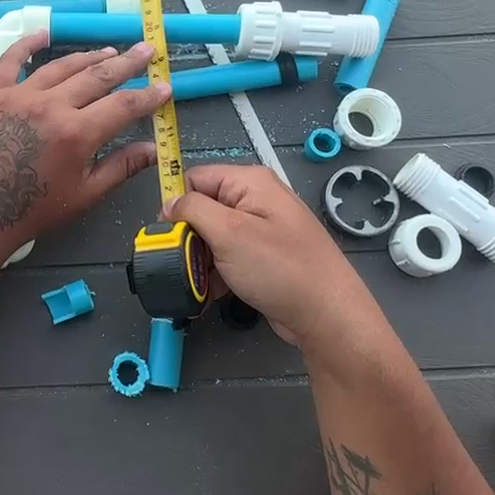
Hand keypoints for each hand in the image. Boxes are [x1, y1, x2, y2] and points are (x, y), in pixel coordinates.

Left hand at [0, 32, 170, 260]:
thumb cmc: (33, 211)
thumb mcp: (85, 195)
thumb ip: (121, 167)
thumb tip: (154, 149)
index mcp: (77, 133)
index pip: (124, 105)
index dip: (148, 95)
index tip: (165, 86)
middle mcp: (51, 106)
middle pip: (97, 76)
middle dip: (127, 63)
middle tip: (146, 50)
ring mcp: (20, 96)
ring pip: (62, 66)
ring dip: (89, 56)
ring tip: (109, 51)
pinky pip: (12, 61)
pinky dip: (28, 45)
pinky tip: (44, 34)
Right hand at [163, 165, 374, 347]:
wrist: (327, 315)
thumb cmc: (280, 269)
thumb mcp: (229, 233)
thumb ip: (192, 210)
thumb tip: (168, 203)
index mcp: (250, 182)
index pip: (196, 178)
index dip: (177, 203)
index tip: (168, 234)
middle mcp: (256, 199)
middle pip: (203, 208)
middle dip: (189, 236)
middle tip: (183, 262)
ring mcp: (262, 228)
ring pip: (213, 236)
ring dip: (200, 258)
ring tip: (197, 281)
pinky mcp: (264, 256)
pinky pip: (229, 256)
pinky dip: (216, 271)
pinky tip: (212, 291)